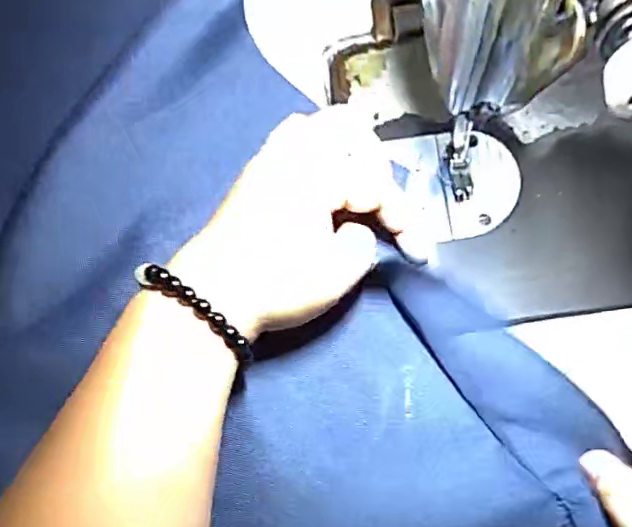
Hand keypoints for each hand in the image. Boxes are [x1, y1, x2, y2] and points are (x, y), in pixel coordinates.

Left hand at [166, 105, 431, 339]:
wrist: (214, 294)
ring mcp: (271, 157)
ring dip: (350, 156)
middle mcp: (294, 150)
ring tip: (361, 193)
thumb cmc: (277, 284)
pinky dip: (322, 157)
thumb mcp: (338, 275)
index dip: (404, 218)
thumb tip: (358, 231)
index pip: (376, 183)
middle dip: (380, 173)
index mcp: (319, 170)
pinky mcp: (257, 173)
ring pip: (322, 128)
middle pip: (353, 134)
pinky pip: (298, 141)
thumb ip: (365, 244)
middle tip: (388, 213)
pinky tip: (328, 188)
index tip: (417, 250)